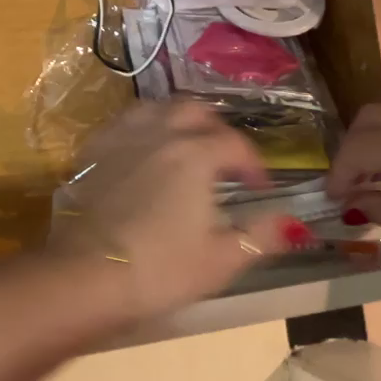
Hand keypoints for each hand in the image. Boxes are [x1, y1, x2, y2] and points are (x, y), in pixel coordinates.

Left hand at [56, 102, 298, 318]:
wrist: (85, 273)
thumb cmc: (158, 269)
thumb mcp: (219, 260)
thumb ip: (260, 236)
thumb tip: (295, 223)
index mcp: (195, 154)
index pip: (235, 144)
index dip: (253, 164)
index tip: (260, 188)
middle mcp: (160, 132)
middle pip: (195, 111)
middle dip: (216, 128)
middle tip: (224, 157)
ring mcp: (123, 135)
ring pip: (157, 107)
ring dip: (178, 119)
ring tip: (185, 143)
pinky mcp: (93, 149)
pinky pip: (125, 122)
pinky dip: (142, 128)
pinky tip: (143, 150)